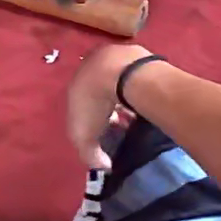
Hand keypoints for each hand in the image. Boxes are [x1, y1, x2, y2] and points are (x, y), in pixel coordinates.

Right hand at [67, 44, 154, 169]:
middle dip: (108, 108)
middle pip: (98, 91)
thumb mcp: (83, 135)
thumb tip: (103, 165)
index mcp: (74, 85)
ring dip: (124, 97)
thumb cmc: (95, 103)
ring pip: (116, 82)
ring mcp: (111, 57)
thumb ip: (89, 153)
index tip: (106, 132)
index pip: (80, 104)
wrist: (119, 71)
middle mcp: (89, 68)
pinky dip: (138, 87)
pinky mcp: (132, 54)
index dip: (92, 121)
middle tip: (122, 123)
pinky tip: (146, 98)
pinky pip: (134, 75)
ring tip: (136, 113)